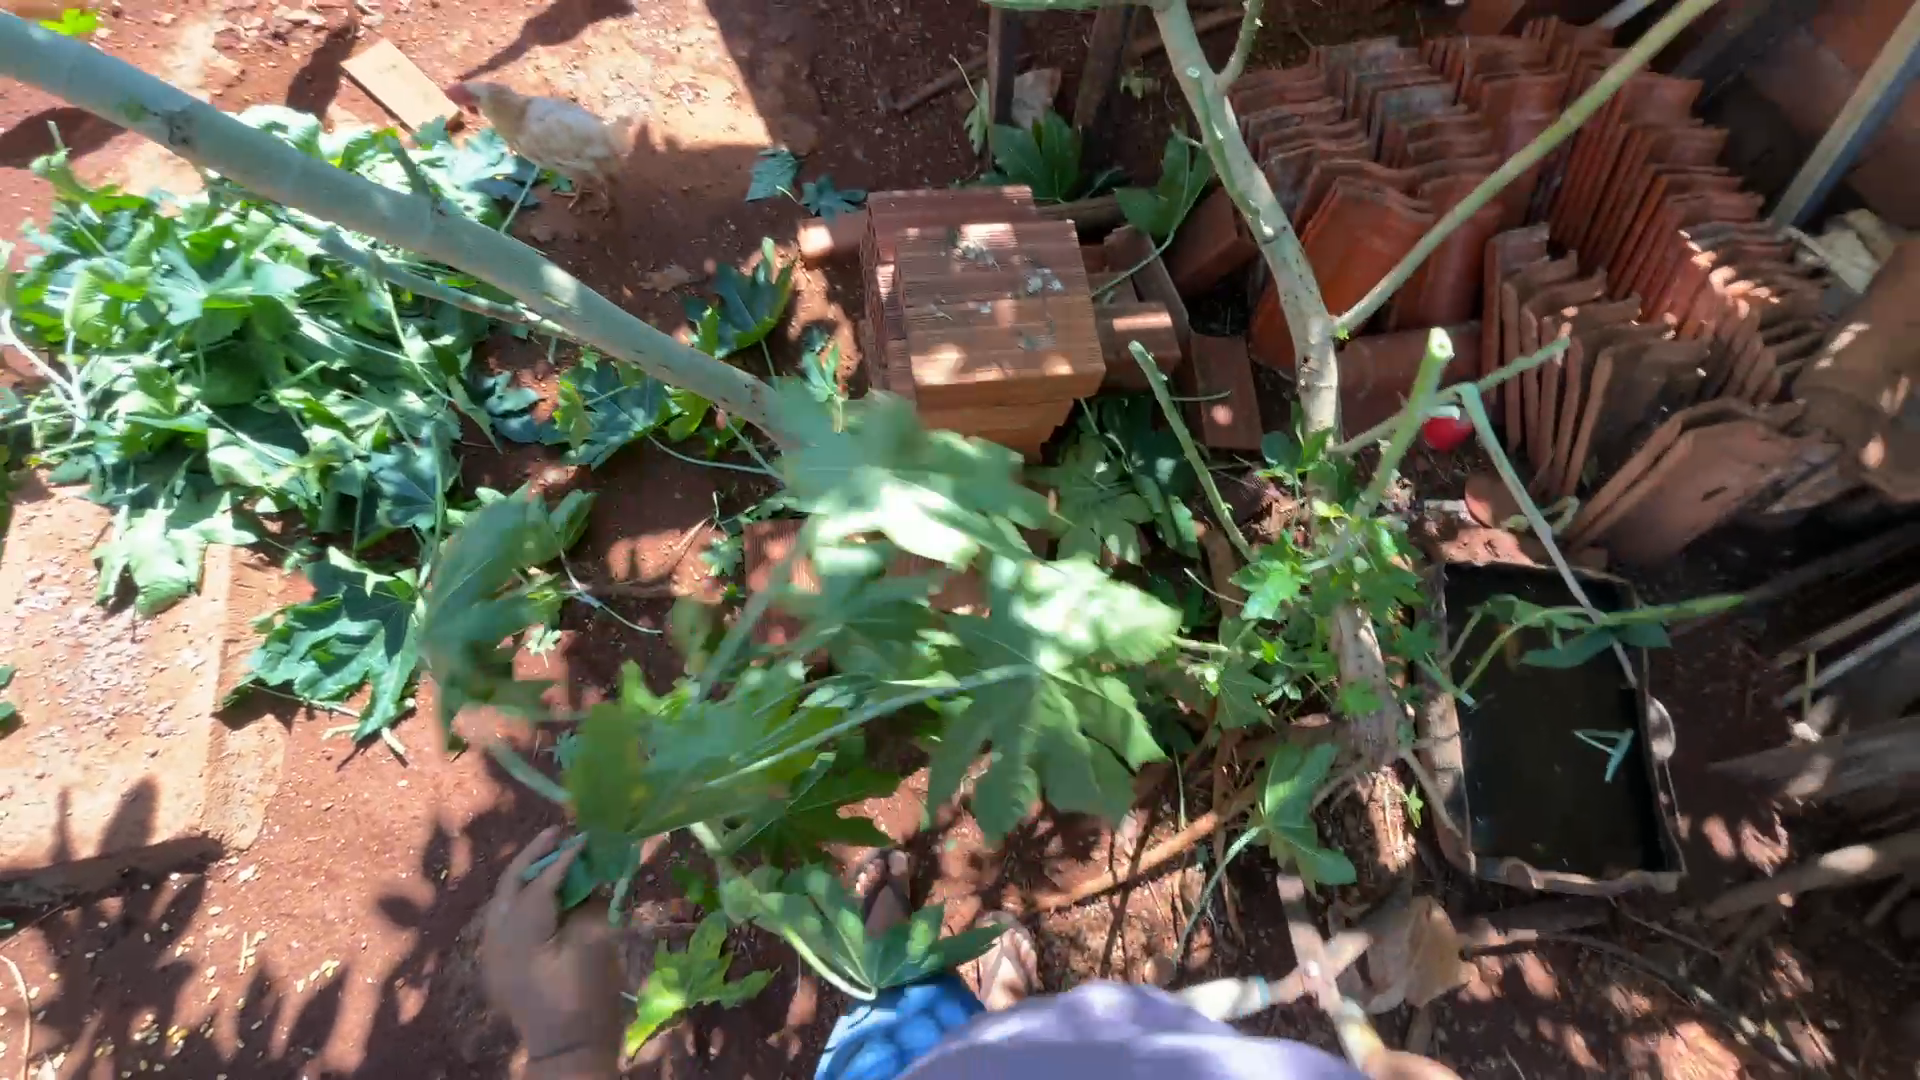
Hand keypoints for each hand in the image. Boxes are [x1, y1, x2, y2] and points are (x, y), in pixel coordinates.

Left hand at [482, 827, 622, 1073]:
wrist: (570, 1047)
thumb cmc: (589, 993)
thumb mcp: (593, 940)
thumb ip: (587, 900)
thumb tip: (588, 869)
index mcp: (520, 937)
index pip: (541, 884)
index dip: (564, 857)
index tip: (585, 835)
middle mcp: (496, 941)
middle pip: (509, 886)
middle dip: (534, 856)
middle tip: (559, 832)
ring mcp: (492, 955)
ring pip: (504, 900)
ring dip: (528, 874)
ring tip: (555, 853)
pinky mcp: (499, 964)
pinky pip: (506, 918)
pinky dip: (525, 896)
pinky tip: (547, 888)